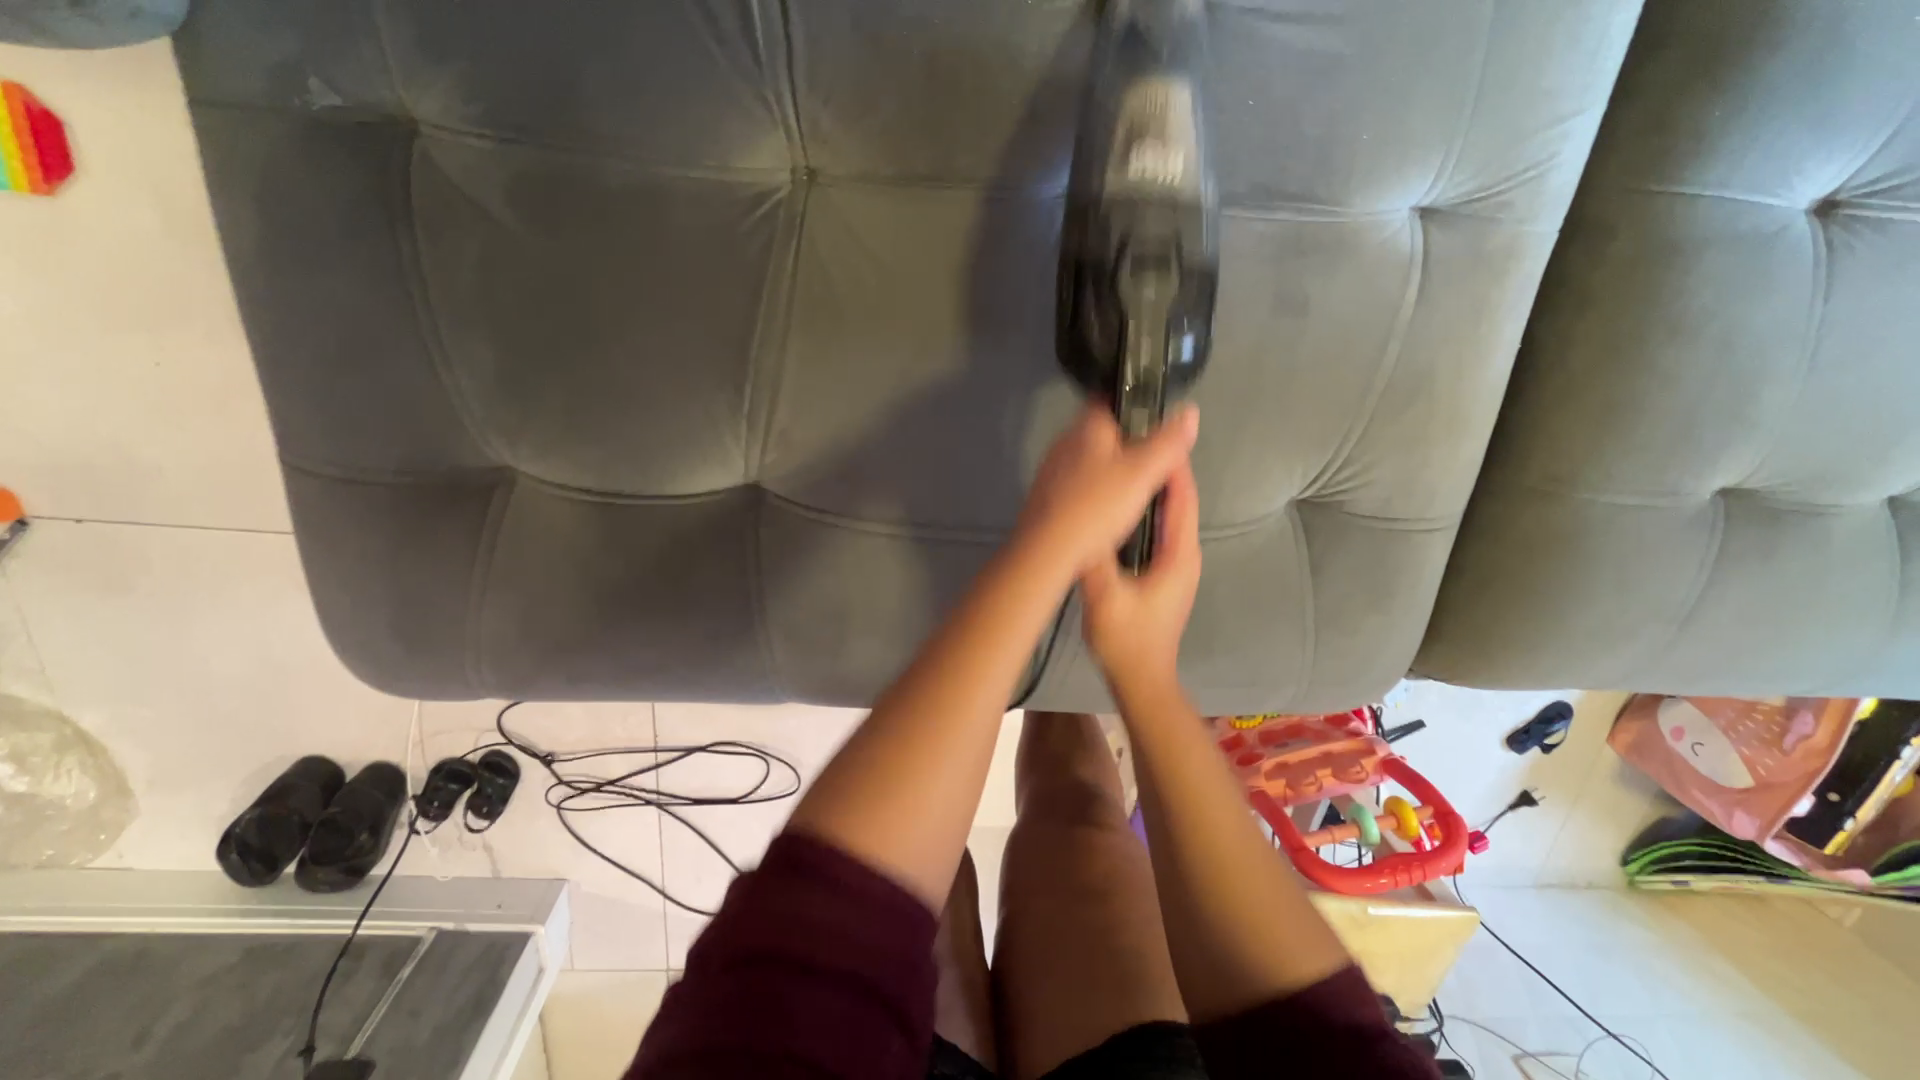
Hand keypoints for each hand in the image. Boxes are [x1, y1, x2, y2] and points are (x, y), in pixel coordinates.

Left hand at [1015, 402, 1199, 579]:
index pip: (1109, 399)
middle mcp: (1064, 442)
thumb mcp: (1142, 473)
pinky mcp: (1046, 498)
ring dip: (1109, 471)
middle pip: (1100, 433)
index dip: (1133, 405)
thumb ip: (1167, 442)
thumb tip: (1190, 411)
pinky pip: (1077, 487)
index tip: (1154, 421)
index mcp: (1087, 428)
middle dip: (1125, 444)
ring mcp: (1052, 471)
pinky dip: (1094, 494)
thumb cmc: (1096, 507)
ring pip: (1088, 461)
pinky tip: (1106, 512)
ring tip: (1133, 490)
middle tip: (1150, 463)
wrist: (1047, 550)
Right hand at [1079, 455, 1200, 693]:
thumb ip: (1092, 560)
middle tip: (1126, 446)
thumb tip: (1078, 521)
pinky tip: (1117, 511)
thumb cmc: (1128, 642)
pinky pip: (1159, 532)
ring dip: (1149, 492)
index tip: (1149, 434)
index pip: (1181, 497)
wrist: (1143, 682)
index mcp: (1178, 554)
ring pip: (1168, 516)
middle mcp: (1184, 554)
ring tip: (1119, 469)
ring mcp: (1177, 566)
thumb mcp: (1104, 600)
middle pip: (1177, 501)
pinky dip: (1144, 513)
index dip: (1169, 464)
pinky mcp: (1165, 575)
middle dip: (1157, 472)